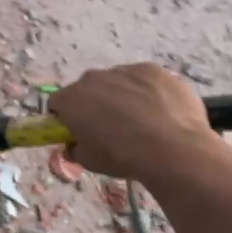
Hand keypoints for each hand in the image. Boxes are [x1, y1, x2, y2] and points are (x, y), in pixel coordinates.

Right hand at [49, 64, 218, 180]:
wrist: (174, 150)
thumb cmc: (122, 156)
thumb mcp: (88, 161)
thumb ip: (75, 148)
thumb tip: (74, 145)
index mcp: (70, 99)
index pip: (57, 103)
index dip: (65, 117)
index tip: (77, 130)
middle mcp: (93, 78)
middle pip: (86, 89)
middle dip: (93, 104)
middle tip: (109, 126)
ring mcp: (124, 71)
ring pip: (115, 81)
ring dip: (120, 95)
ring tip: (139, 119)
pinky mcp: (153, 70)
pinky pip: (142, 79)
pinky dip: (146, 91)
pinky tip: (159, 110)